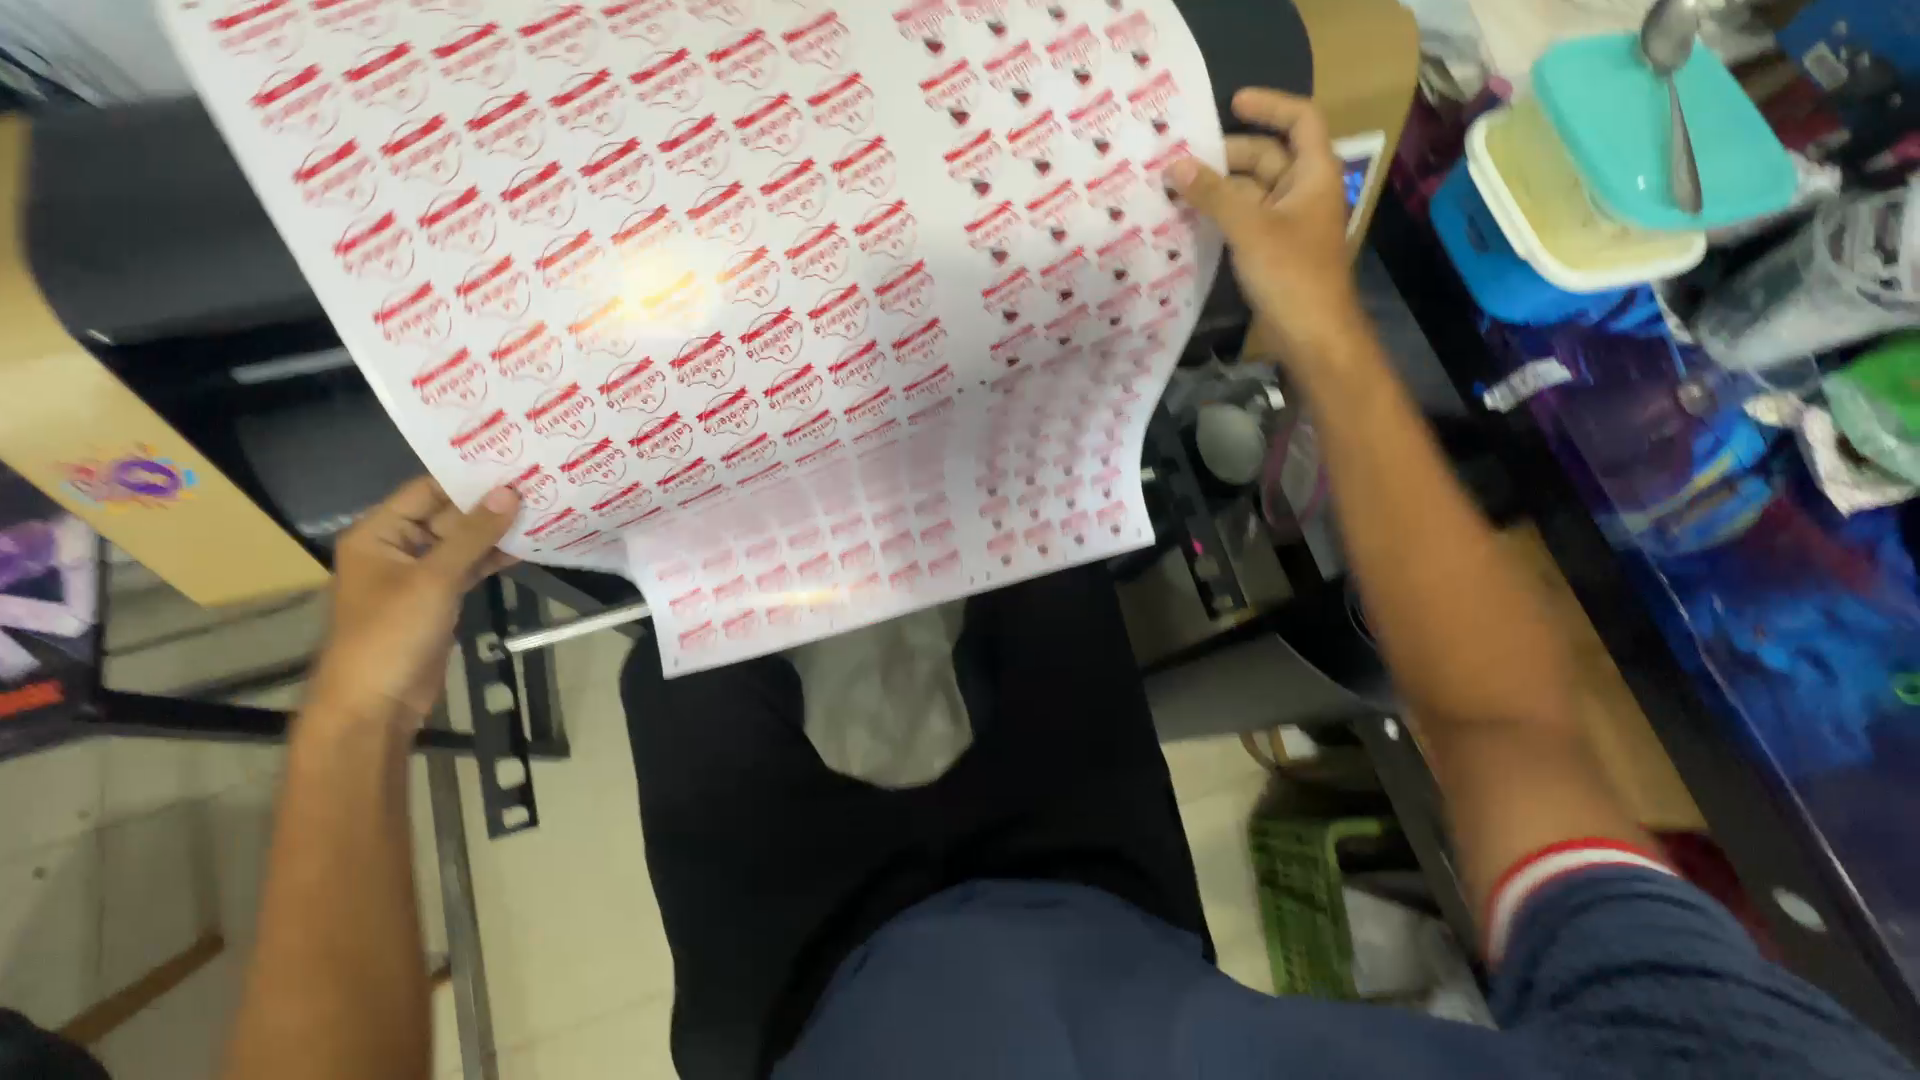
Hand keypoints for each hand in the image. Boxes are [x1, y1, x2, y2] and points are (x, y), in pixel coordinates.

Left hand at [307, 478, 520, 730]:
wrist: (376, 702)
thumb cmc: (391, 633)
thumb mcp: (434, 579)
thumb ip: (472, 535)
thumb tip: (510, 492)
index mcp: (378, 534)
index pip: (426, 490)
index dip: (467, 476)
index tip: (511, 460)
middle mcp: (396, 548)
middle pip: (447, 515)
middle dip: (489, 503)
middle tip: (538, 482)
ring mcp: (419, 575)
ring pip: (462, 543)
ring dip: (497, 531)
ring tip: (544, 508)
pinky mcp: (439, 598)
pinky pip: (469, 568)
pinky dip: (495, 558)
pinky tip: (530, 546)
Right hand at [1167, 89, 1363, 362]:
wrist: (1313, 335)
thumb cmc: (1292, 275)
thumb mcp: (1249, 228)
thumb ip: (1212, 195)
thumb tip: (1174, 165)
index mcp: (1314, 174)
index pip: (1299, 120)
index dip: (1269, 106)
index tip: (1231, 103)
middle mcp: (1303, 192)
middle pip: (1268, 156)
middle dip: (1228, 153)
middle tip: (1184, 156)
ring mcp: (1288, 223)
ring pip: (1251, 191)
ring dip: (1218, 187)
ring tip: (1176, 184)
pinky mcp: (1272, 251)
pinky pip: (1244, 220)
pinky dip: (1220, 215)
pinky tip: (1189, 217)